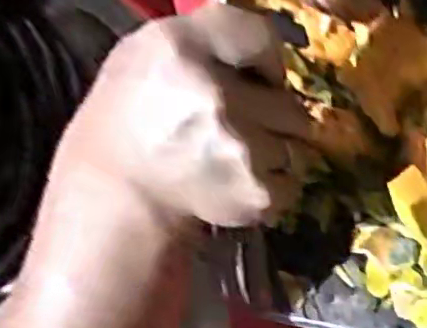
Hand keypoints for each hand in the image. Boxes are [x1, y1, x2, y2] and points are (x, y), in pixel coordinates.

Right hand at [61, 6, 317, 227]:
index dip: (270, 63)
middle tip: (247, 126)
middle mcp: (219, 97)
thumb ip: (212, 42)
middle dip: (277, 119)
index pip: (260, 36)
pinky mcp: (261, 192)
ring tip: (237, 156)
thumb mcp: (156, 54)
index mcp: (183, 49)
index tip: (261, 80)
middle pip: (294, 109)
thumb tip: (270, 52)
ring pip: (295, 151)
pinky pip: (292, 184)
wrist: (131, 186)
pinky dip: (273, 187)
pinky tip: (240, 181)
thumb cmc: (142, 115)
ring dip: (275, 155)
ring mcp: (244, 150)